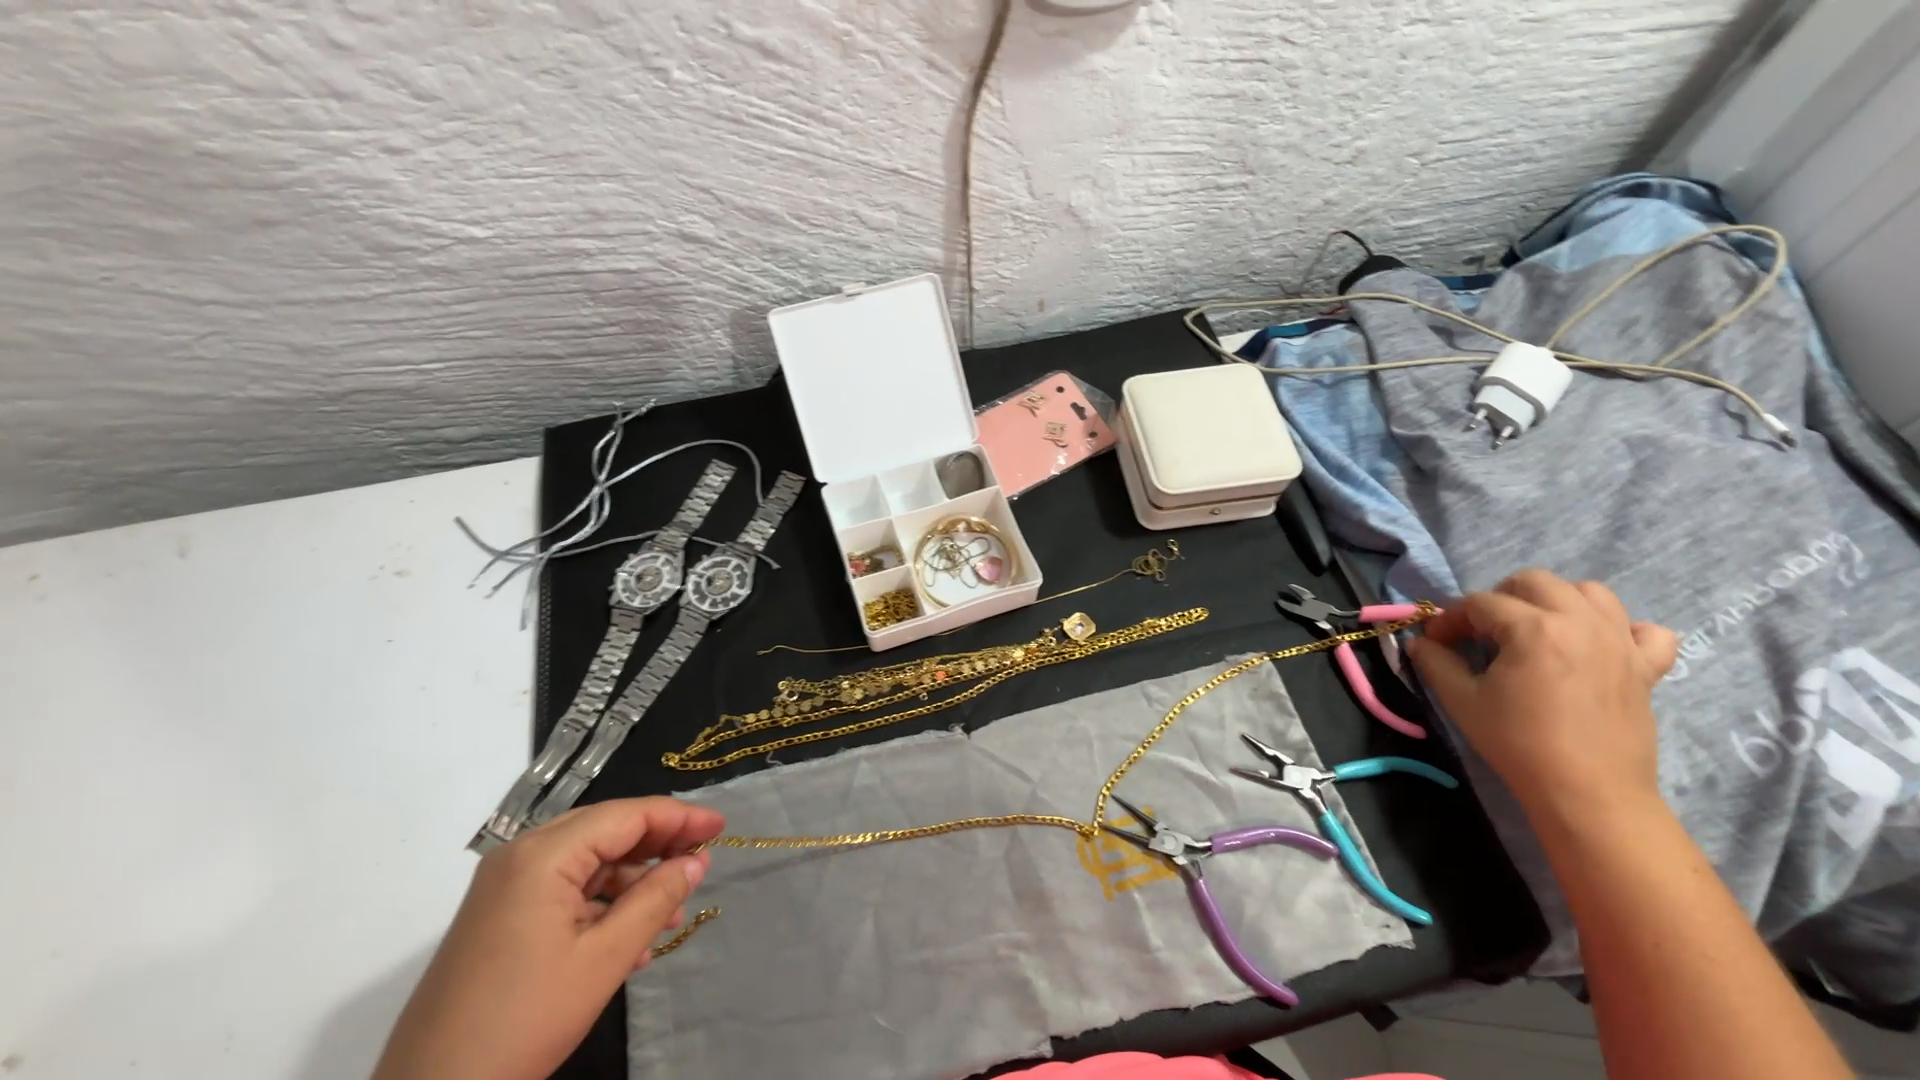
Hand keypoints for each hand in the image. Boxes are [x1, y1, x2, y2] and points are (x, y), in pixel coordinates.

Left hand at [374, 798, 724, 1079]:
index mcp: (542, 855)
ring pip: (586, 862)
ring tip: (673, 912)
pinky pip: (564, 891)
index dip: (678, 817)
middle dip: (657, 844)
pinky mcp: (499, 918)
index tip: (722, 828)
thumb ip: (654, 900)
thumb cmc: (525, 1019)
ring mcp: (505, 888)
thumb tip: (696, 861)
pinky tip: (632, 939)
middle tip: (703, 860)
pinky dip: (602, 904)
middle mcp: (520, 857)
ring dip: (632, 880)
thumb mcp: (604, 960)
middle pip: (604, 830)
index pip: (625, 815)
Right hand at [1406, 569, 1678, 823]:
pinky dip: (1624, 630)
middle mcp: (1580, 622)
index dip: (1450, 619)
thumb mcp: (1462, 702)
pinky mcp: (1646, 667)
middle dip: (1500, 598)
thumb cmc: (1519, 745)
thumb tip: (1421, 644)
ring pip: (1589, 592)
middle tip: (1482, 632)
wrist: (1588, 793)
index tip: (1435, 643)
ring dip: (1556, 601)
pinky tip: (1601, 646)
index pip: (1480, 603)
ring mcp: (1620, 642)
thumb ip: (1436, 663)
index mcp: (1533, 628)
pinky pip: (1646, 631)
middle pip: (1534, 582)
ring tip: (1537, 629)